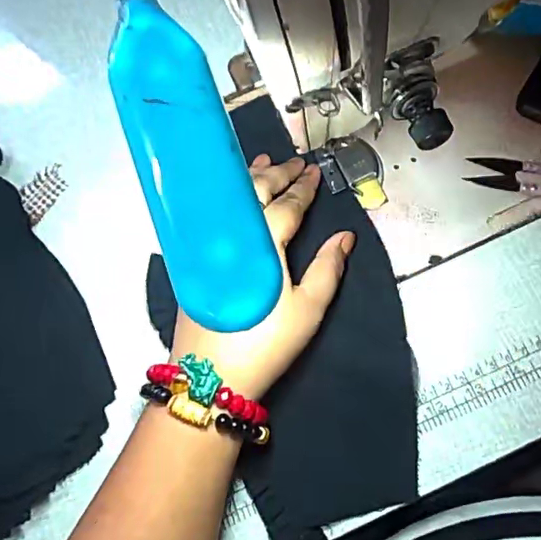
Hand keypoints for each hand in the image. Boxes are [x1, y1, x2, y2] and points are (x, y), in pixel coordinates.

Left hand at [168, 156, 354, 400]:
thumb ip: (328, 268)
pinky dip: (230, 198)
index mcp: (265, 243)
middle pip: (256, 193)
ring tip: (266, 164)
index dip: (303, 188)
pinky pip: (216, 213)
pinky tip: (236, 198)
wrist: (209, 376)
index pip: (287, 205)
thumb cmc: (265, 344)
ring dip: (251, 179)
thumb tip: (345, 238)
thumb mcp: (308, 309)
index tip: (315, 173)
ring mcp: (209, 244)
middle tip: (296, 163)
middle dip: (278, 175)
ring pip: (232, 200)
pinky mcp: (195, 258)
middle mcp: (233, 234)